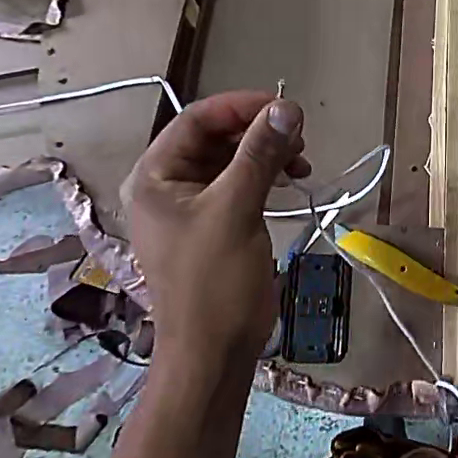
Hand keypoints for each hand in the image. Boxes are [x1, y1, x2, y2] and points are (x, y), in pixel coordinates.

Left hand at [121, 91, 308, 364]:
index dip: (242, 107)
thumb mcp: (236, 210)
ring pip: (233, 160)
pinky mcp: (219, 223)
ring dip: (267, 154)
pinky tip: (292, 180)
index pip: (197, 120)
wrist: (215, 350)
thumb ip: (260, 155)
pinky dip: (268, 176)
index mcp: (155, 176)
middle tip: (300, 139)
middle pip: (216, 138)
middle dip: (258, 133)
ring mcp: (194, 206)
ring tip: (302, 162)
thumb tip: (288, 109)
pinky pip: (242, 184)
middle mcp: (169, 185)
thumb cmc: (215, 281)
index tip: (286, 109)